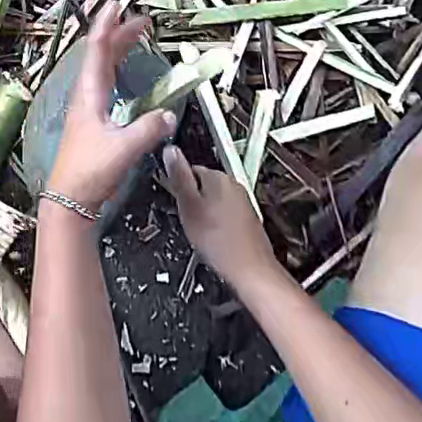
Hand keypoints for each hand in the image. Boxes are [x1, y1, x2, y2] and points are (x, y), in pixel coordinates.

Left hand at [45, 4, 177, 208]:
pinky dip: (120, 69)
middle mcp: (87, 94)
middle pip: (103, 54)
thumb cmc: (88, 172)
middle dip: (121, 33)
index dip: (107, 24)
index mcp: (90, 93)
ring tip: (137, 37)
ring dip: (120, 49)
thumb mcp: (123, 149)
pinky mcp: (93, 119)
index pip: (97, 49)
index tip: (117, 5)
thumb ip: (148, 129)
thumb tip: (169, 114)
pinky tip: (128, 74)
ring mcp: (88, 106)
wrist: (69, 200)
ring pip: (105, 67)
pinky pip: (108, 82)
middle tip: (142, 20)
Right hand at [162, 145, 280, 288]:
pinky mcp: (248, 218)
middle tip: (189, 220)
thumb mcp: (188, 206)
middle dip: (193, 200)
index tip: (178, 202)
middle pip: (203, 185)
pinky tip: (216, 238)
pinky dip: (219, 223)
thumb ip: (179, 177)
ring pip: (214, 200)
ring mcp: (243, 201)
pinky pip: (226, 214)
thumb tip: (170, 151)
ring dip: (206, 213)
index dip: (180, 187)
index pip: (190, 169)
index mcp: (217, 177)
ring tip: (203, 232)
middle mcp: (233, 184)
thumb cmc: (219, 241)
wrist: (250, 270)